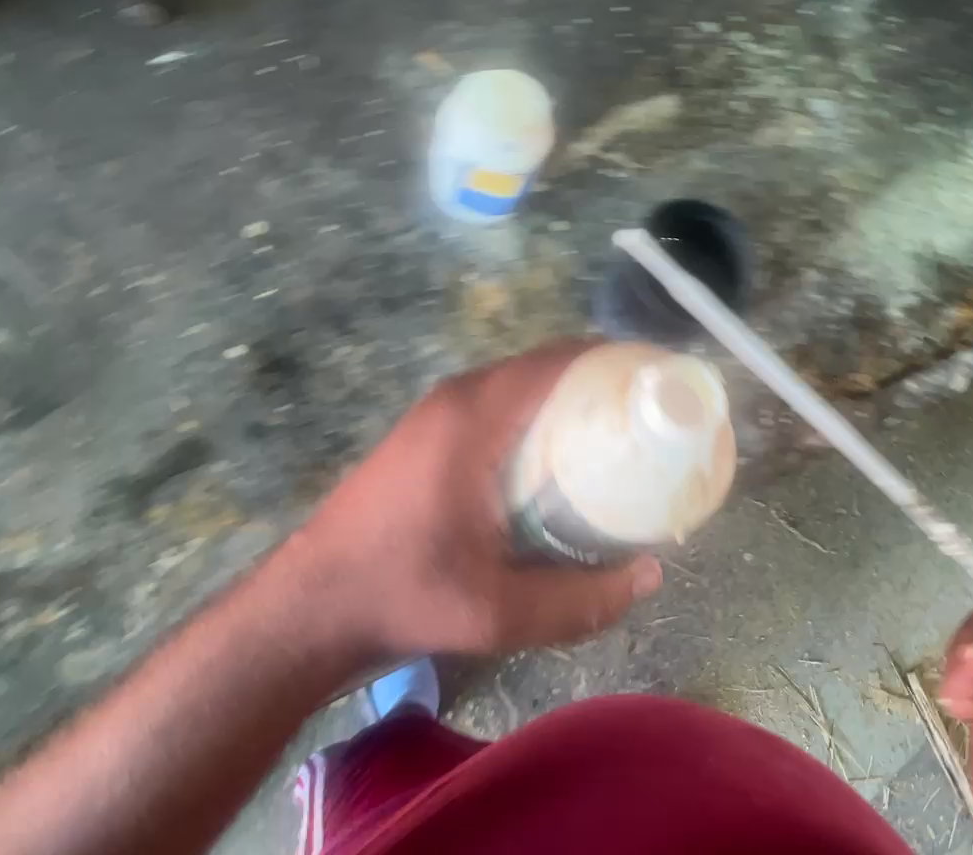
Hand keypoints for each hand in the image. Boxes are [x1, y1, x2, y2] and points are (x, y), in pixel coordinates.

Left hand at [265, 338, 662, 659]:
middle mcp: (459, 398)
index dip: (618, 362)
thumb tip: (650, 576)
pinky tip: (565, 459)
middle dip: (604, 380)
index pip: (563, 361)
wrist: (307, 607)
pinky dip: (542, 415)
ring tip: (622, 436)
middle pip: (548, 366)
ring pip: (524, 384)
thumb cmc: (402, 596)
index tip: (665, 384)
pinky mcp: (429, 434)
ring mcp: (439, 413)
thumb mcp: (499, 613)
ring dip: (572, 397)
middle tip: (654, 417)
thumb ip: (581, 601)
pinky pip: (502, 404)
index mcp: (476, 416)